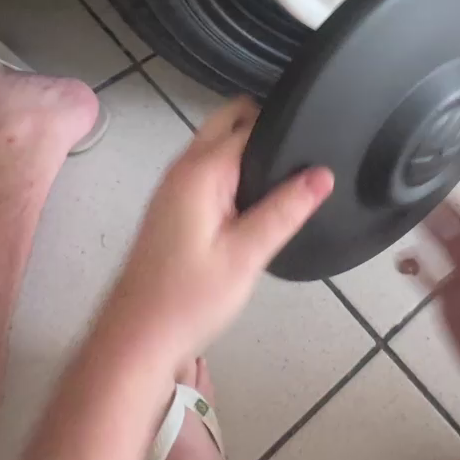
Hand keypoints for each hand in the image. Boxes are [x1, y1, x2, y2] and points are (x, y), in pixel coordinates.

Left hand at [97, 98, 333, 362]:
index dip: (281, 127)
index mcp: (201, 171)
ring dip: (246, 147)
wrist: (136, 339)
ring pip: (216, 143)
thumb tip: (323, 174)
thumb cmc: (189, 299)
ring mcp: (173, 185)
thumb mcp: (247, 255)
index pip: (247, 123)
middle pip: (227, 120)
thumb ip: (285, 210)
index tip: (314, 139)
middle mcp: (182, 167)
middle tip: (299, 157)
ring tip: (285, 179)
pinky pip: (208, 167)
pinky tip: (255, 201)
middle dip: (262, 125)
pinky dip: (232, 168)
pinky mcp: (173, 204)